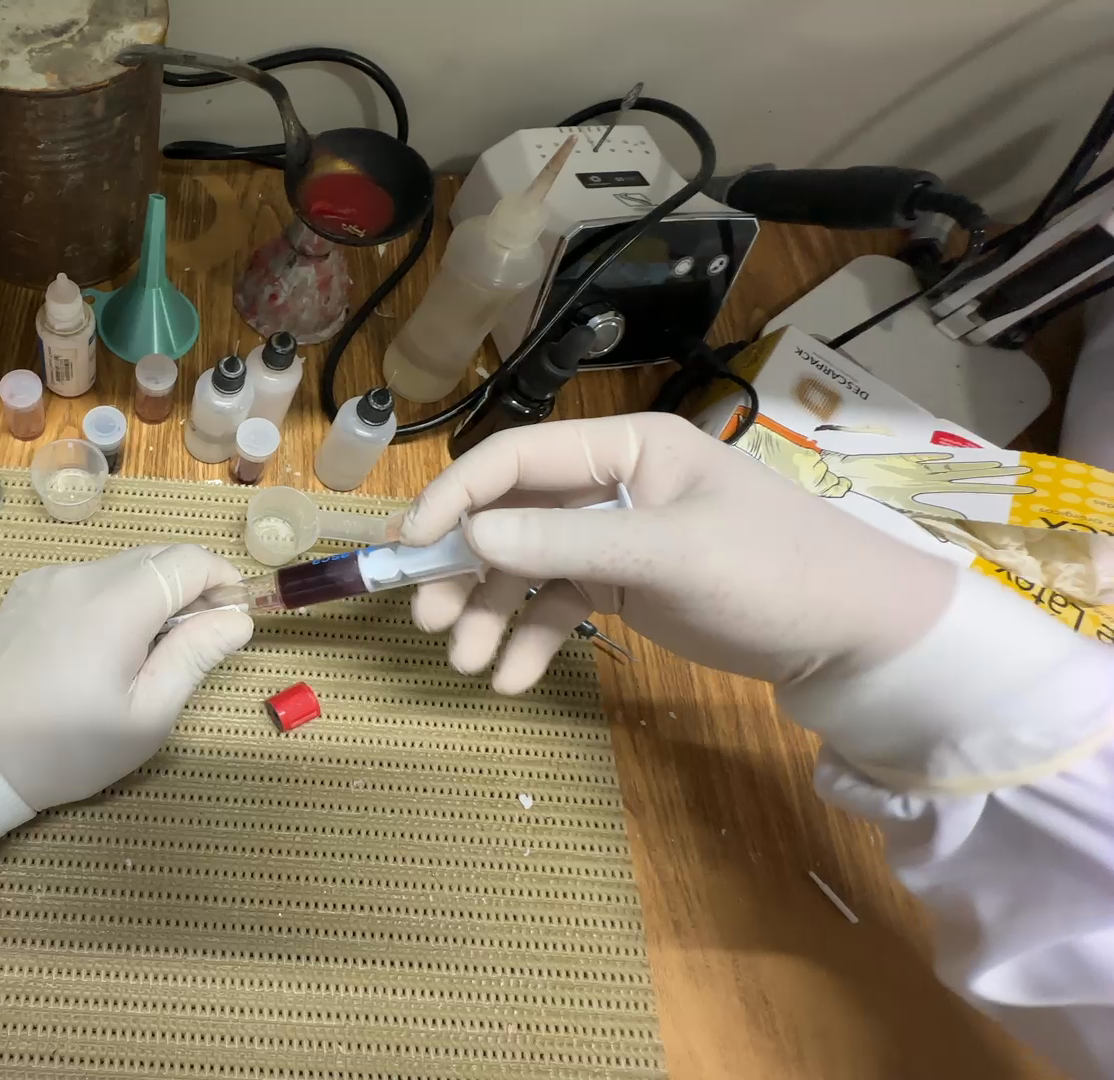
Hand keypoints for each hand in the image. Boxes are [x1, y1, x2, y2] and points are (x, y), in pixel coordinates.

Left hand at [0, 544, 253, 808]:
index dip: (222, 577)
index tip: (233, 614)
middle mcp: (80, 574)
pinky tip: (101, 642)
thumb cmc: (68, 749)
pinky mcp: (27, 588)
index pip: (188, 559)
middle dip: (189, 585)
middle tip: (197, 637)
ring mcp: (49, 577)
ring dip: (150, 592)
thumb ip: (195, 655)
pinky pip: (87, 578)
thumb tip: (237, 617)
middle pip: (156, 556)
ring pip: (122, 565)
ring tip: (147, 647)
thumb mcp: (146, 716)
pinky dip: (112, 596)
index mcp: (115, 603)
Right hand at [398, 413, 956, 691]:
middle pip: (504, 518)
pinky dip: (529, 639)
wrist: (865, 643)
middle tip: (426, 617)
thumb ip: (562, 544)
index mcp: (619, 450)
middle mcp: (603, 486)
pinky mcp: (614, 583)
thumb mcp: (668, 555)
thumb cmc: (776, 574)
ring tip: (465, 661)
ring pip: (520, 568)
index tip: (408, 544)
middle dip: (461, 571)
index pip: (512, 460)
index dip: (452, 497)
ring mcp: (605, 537)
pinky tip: (511, 677)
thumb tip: (466, 537)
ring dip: (487, 613)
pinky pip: (553, 606)